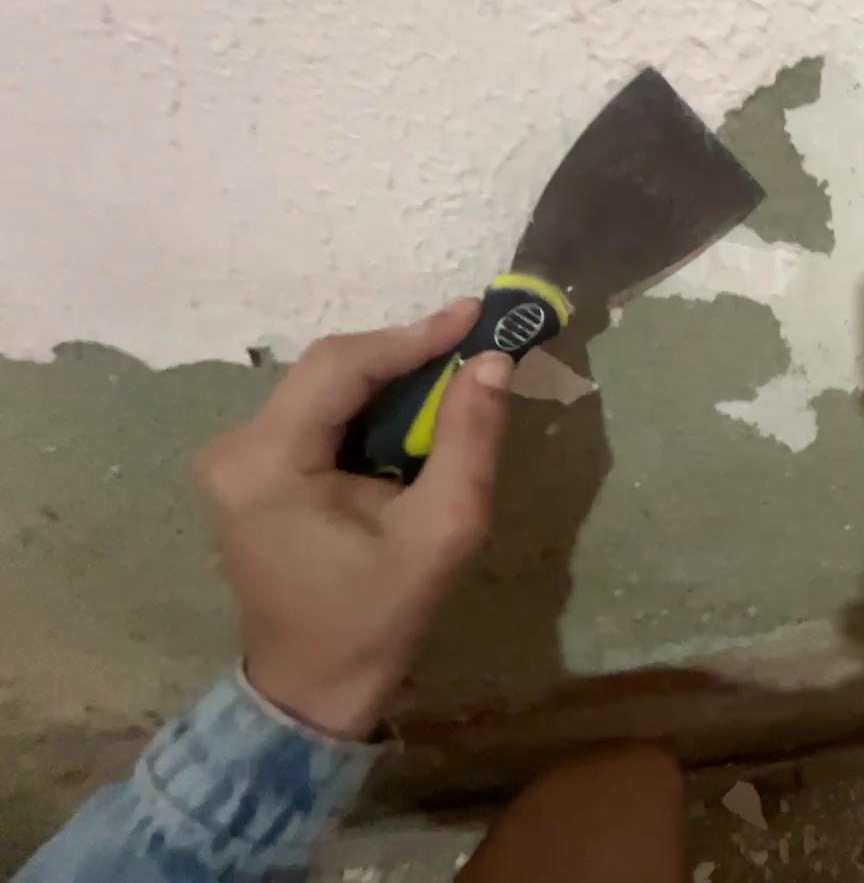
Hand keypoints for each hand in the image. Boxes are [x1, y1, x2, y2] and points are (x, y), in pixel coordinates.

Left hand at [194, 299, 514, 739]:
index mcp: (265, 463)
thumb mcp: (446, 526)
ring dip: (403, 372)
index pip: (342, 366)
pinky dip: (387, 398)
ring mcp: (244, 457)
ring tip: (467, 367)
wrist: (319, 679)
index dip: (415, 334)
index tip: (480, 314)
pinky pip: (331, 409)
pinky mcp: (264, 468)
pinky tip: (430, 405)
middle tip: (482, 340)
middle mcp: (238, 448)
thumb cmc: (382, 608)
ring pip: (334, 384)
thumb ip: (472, 440)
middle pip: (334, 368)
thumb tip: (493, 362)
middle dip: (413, 350)